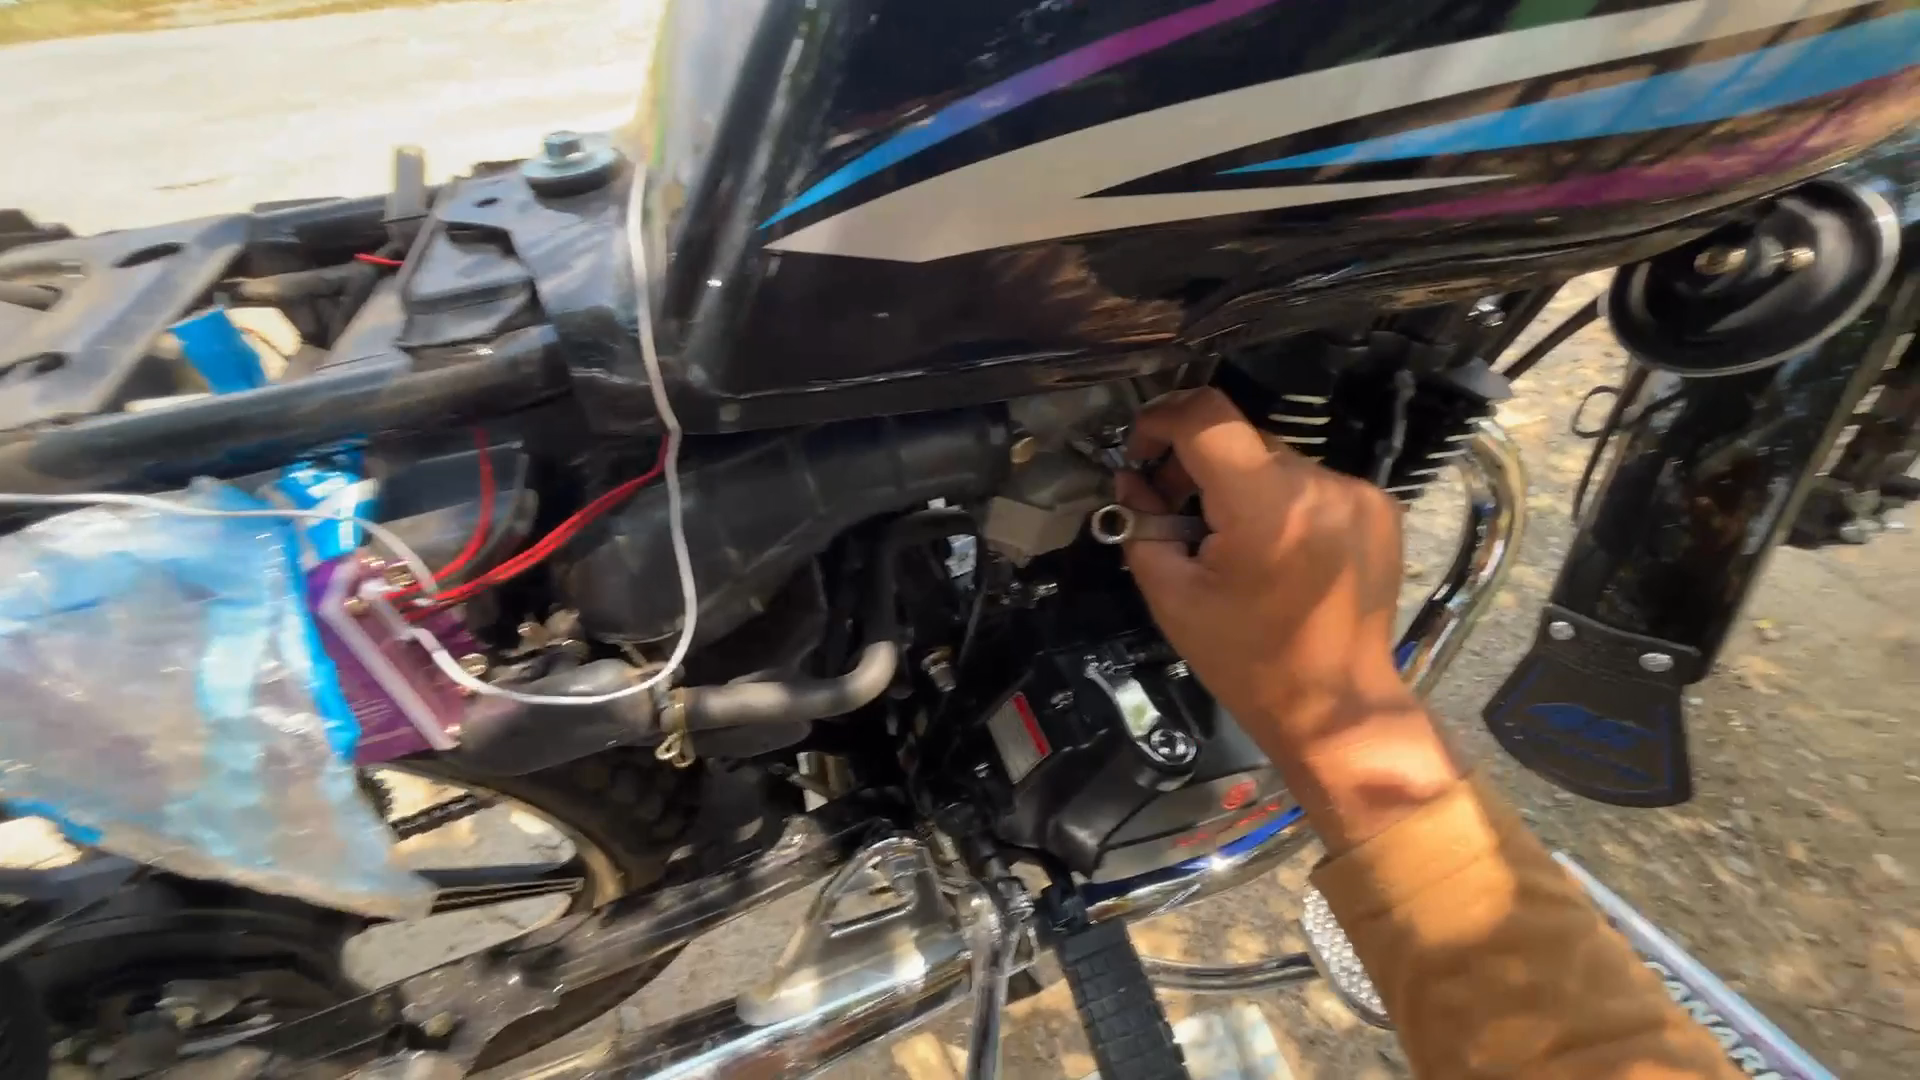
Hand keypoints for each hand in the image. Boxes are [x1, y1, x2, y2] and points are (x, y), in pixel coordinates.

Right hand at [1120, 388, 1459, 850]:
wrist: (1335, 705)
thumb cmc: (1244, 659)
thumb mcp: (1171, 596)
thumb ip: (1142, 526)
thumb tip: (1132, 481)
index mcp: (1265, 506)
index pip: (1206, 417)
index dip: (1160, 418)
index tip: (1141, 448)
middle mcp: (1320, 484)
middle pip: (1238, 439)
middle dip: (1192, 463)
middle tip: (1172, 508)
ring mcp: (1357, 494)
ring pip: (1272, 460)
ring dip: (1235, 483)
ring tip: (1224, 537)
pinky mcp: (1378, 508)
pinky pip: (1309, 482)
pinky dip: (1276, 499)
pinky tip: (1272, 547)